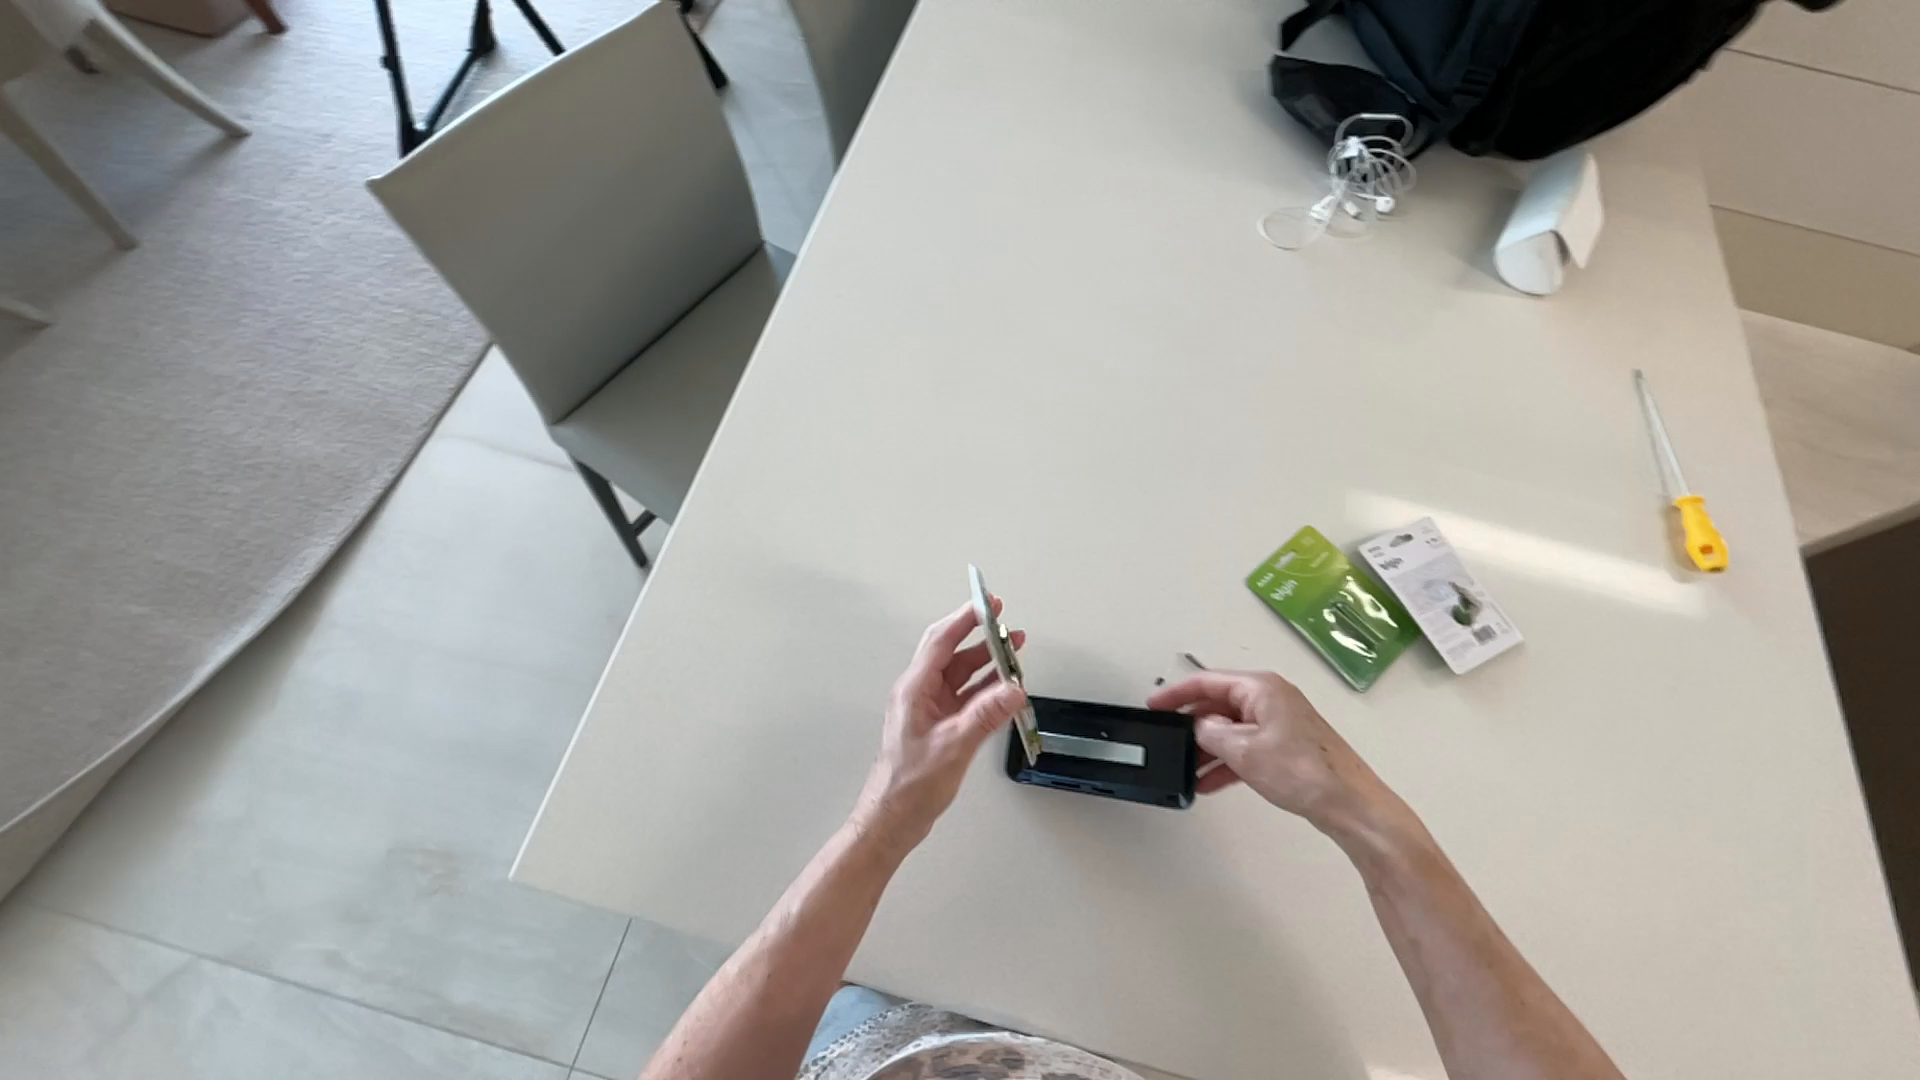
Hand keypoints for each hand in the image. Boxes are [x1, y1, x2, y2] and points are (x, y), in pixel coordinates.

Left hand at [853, 600, 1029, 856]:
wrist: (893, 818)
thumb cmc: (910, 785)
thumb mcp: (953, 747)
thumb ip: (985, 715)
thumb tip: (1014, 690)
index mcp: (914, 690)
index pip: (941, 641)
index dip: (965, 619)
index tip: (988, 605)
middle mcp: (921, 693)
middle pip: (952, 652)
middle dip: (979, 635)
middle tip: (1005, 620)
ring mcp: (931, 708)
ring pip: (962, 674)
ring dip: (988, 661)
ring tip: (1015, 650)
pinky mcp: (941, 724)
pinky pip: (966, 696)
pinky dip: (987, 688)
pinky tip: (1006, 687)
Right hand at [1148, 670, 1399, 836]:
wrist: (1351, 805)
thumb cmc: (1303, 771)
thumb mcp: (1243, 750)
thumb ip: (1211, 734)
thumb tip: (1199, 728)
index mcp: (1260, 688)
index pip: (1206, 681)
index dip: (1176, 693)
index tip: (1153, 705)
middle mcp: (1270, 699)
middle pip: (1218, 704)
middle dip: (1192, 725)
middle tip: (1167, 738)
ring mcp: (1279, 723)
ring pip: (1230, 729)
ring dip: (1208, 749)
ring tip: (1186, 770)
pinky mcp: (1286, 746)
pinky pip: (1245, 747)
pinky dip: (1226, 762)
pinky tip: (1208, 782)